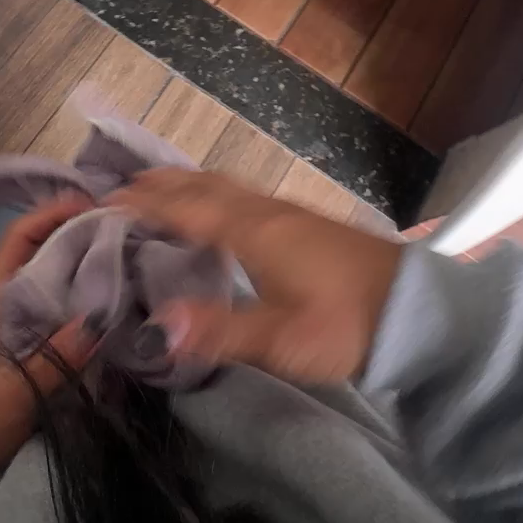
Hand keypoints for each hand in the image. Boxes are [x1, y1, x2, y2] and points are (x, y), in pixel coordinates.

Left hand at [0, 196, 100, 465]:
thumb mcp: (15, 392)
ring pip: (59, 266)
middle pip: (45, 244)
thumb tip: (97, 319)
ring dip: (88, 252)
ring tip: (127, 246)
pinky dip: (90, 282)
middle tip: (123, 224)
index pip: (20, 237)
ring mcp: (26, 311)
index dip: (52, 214)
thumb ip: (54, 359)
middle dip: (80, 227)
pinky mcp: (41, 330)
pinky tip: (118, 284)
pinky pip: (67, 293)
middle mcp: (11, 294)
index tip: (91, 206)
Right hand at [109, 168, 401, 383]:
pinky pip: (241, 193)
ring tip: (160, 187)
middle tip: (124, 185)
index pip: (186, 208)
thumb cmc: (345, 323)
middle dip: (162, 183)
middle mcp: (263, 211)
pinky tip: (218, 209)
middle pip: (203, 186)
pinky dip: (212, 191)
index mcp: (251, 232)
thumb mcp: (281, 339)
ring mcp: (285, 211)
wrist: (414, 309)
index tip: (108, 200)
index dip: (146, 203)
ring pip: (224, 185)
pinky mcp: (301, 221)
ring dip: (187, 183)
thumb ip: (219, 330)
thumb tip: (157, 327)